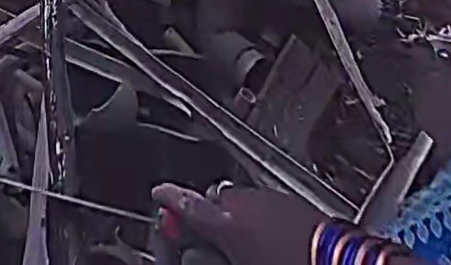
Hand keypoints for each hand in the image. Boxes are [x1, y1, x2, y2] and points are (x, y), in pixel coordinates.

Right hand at [152, 183, 324, 264]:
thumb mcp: (240, 263)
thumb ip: (214, 256)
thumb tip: (197, 255)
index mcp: (228, 224)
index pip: (187, 204)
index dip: (169, 198)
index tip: (159, 193)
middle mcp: (243, 204)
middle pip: (213, 204)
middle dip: (211, 222)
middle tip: (216, 248)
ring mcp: (268, 199)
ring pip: (239, 204)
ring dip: (238, 221)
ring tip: (252, 251)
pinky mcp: (291, 202)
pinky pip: (263, 206)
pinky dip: (260, 220)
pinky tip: (273, 245)